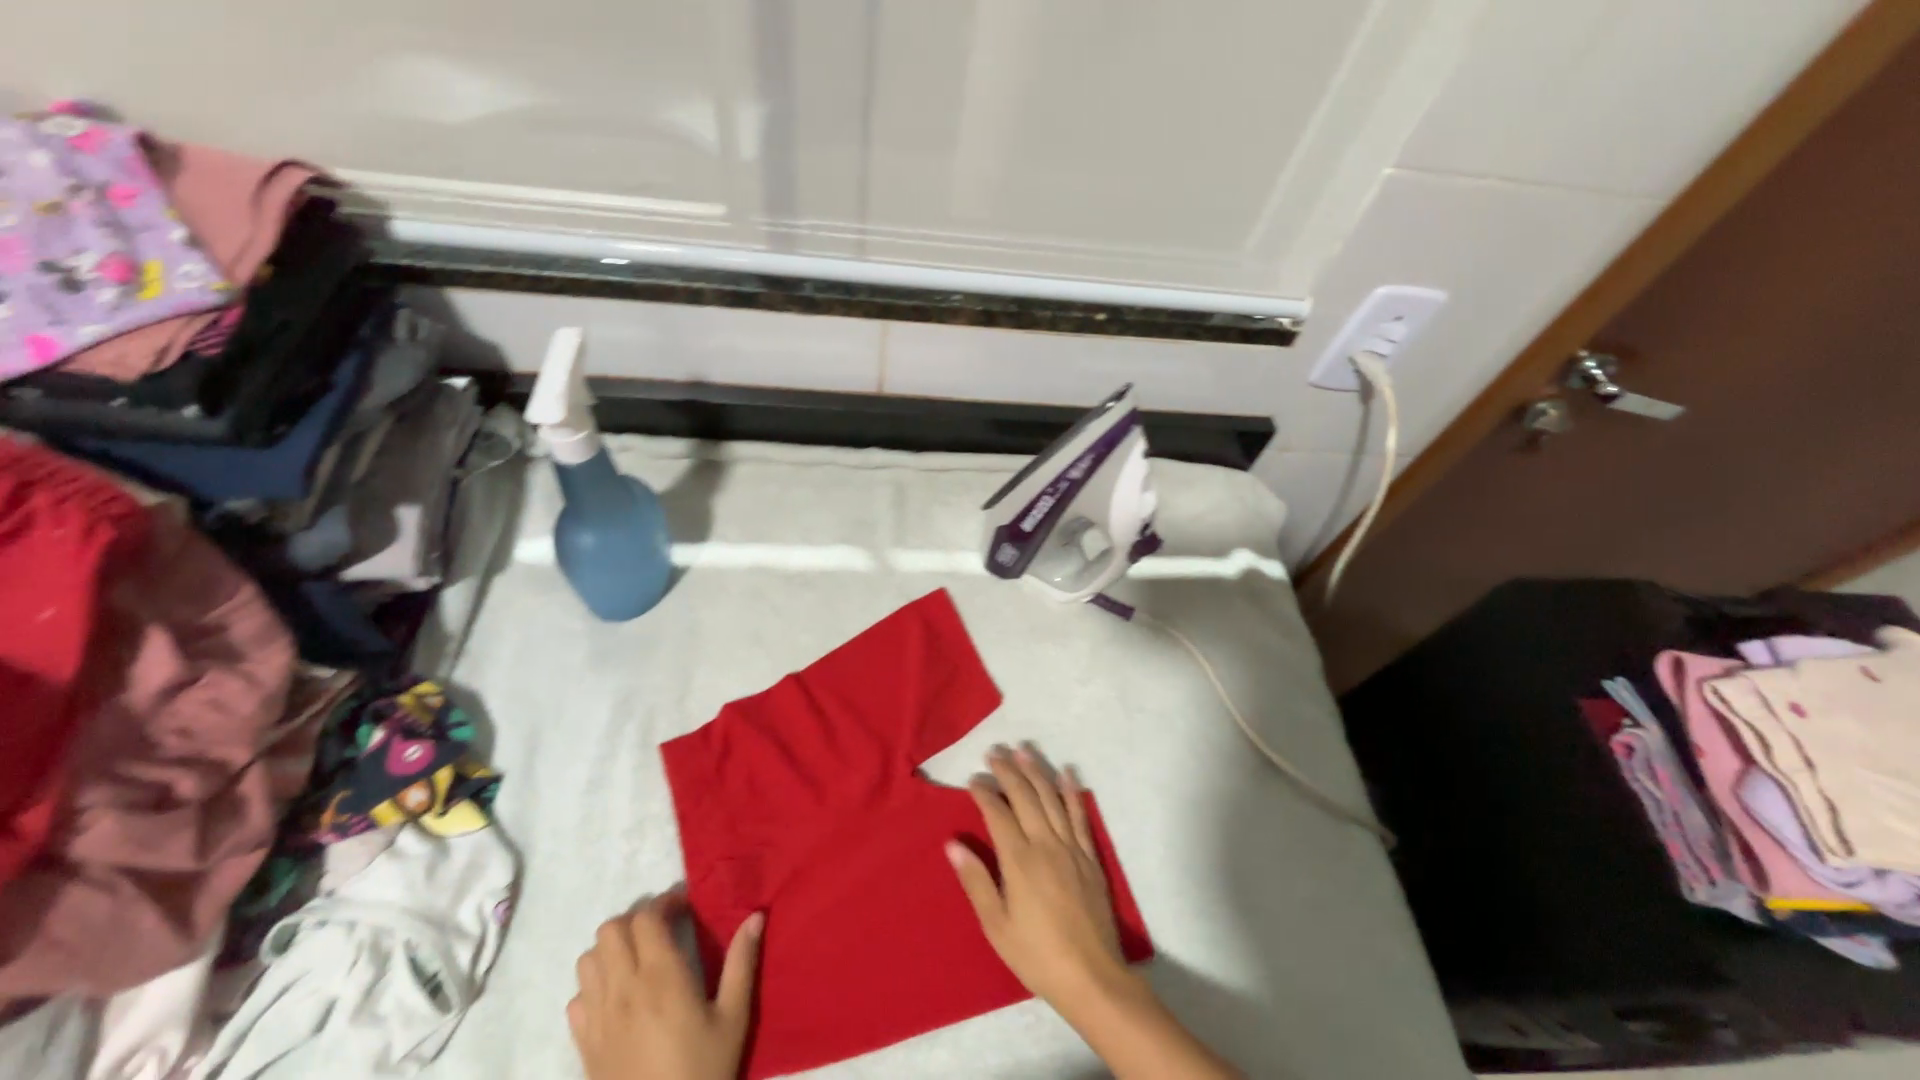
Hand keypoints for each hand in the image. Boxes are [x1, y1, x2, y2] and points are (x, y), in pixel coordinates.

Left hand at [568, 891, 763, 1079]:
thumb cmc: (705, 1071)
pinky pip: (576, 998)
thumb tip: (755, 916)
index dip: (663, 903)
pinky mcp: (584, 1044)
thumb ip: (742, 963)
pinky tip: (617, 999)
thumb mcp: (734, 1018)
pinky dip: (593, 987)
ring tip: (637, 960)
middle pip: (610, 930)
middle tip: (661, 931)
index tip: (684, 908)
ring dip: (611, 950)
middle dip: (635, 920)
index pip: (646, 918)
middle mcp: (623, 989)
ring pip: (588, 959)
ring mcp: (598, 1017)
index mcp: (662, 978)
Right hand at [947, 743, 1132, 1008]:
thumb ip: (976, 881)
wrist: (1091, 975)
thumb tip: (953, 844)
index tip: (973, 779)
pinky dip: (1072, 792)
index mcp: (1019, 861)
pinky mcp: (1091, 858)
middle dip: (1008, 772)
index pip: (999, 814)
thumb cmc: (1036, 954)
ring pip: (1053, 799)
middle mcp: (1046, 846)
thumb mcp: (996, 925)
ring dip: (1037, 773)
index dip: (985, 793)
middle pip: (1026, 798)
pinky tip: (1067, 774)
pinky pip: (1080, 816)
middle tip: (995, 752)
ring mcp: (1072, 849)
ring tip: (1024, 751)